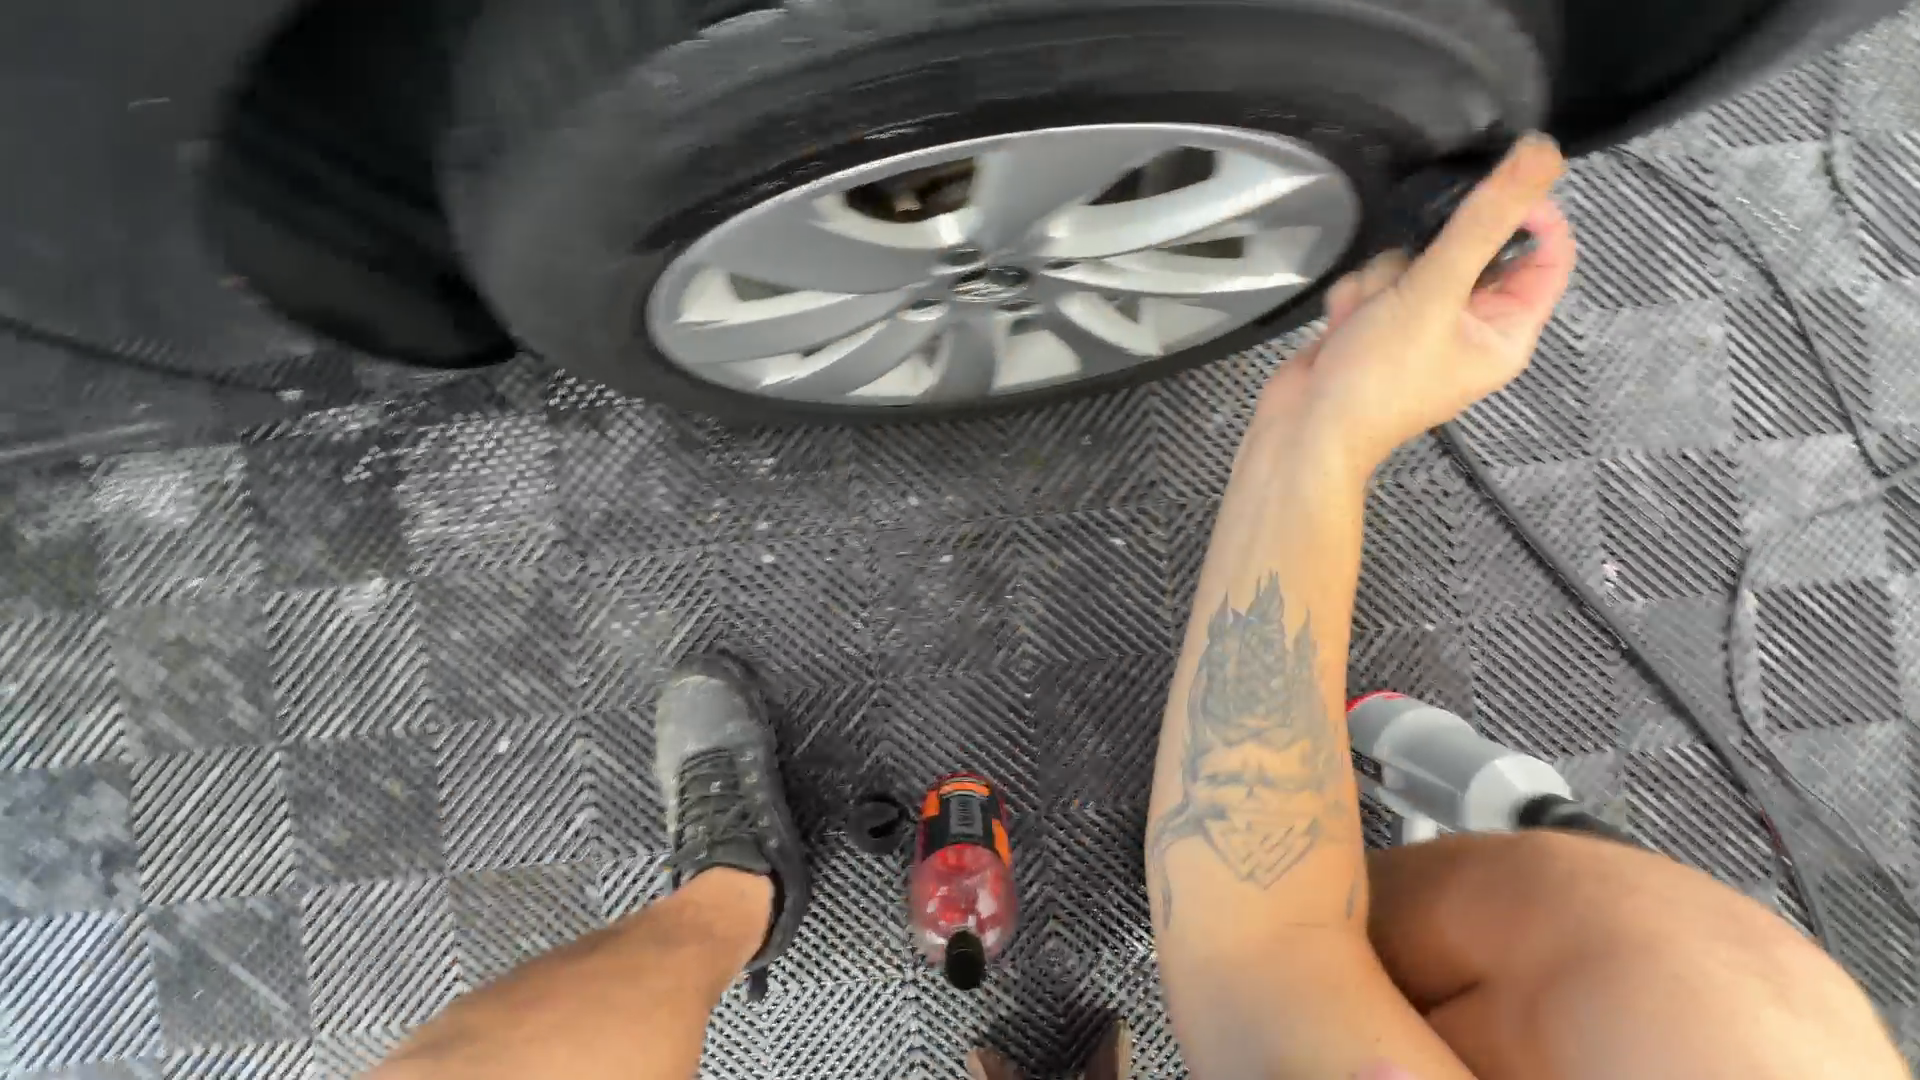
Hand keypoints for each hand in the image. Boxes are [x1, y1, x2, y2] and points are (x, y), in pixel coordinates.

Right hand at [1255, 133, 1575, 472]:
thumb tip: (1542, 154)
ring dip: (1380, 282)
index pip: (1545, 251)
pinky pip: (1371, 283)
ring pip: (1408, 261)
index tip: (1486, 196)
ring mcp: (1414, 324)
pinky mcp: (1371, 324)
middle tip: (1410, 279)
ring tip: (1365, 318)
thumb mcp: (1434, 295)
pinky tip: (1342, 326)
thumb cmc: (1375, 381)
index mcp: (1505, 329)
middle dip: (1426, 257)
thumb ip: (1483, 222)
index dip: (1523, 217)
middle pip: (1468, 249)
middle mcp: (1464, 325)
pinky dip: (1353, 299)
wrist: (1304, 429)